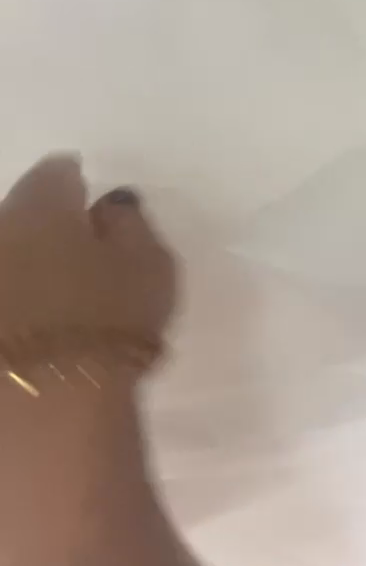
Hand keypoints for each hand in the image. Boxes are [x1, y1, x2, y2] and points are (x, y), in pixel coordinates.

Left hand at [0, 155, 175, 365]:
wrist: (46, 391)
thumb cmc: (114, 312)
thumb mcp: (150, 261)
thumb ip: (129, 223)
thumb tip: (110, 200)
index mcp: (40, 214)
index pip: (50, 176)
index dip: (67, 174)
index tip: (80, 176)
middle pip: (9, 214)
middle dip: (33, 218)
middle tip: (66, 228)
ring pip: (0, 249)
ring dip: (19, 254)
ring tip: (48, 268)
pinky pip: (2, 286)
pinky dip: (13, 285)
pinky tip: (28, 299)